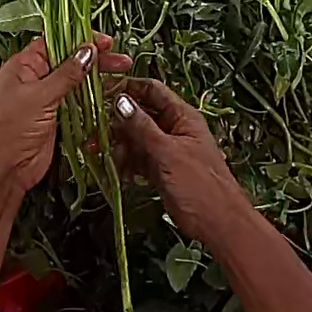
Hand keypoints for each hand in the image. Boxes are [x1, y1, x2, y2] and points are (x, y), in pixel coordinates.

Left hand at [0, 34, 132, 194]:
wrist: (3, 170)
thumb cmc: (9, 130)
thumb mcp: (39, 96)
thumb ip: (66, 73)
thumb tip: (88, 51)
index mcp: (24, 66)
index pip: (55, 42)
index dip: (80, 39)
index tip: (105, 42)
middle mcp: (35, 79)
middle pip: (70, 61)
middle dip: (96, 60)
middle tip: (120, 61)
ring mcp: (47, 99)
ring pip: (76, 82)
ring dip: (98, 79)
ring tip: (121, 76)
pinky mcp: (57, 118)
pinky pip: (78, 103)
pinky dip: (93, 98)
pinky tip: (110, 96)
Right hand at [109, 78, 255, 243]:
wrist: (217, 223)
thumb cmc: (202, 186)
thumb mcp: (168, 152)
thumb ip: (142, 127)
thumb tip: (121, 102)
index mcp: (182, 116)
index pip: (152, 91)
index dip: (128, 89)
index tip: (102, 93)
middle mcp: (174, 129)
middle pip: (139, 115)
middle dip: (117, 123)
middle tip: (94, 132)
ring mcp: (166, 150)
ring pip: (135, 139)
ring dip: (118, 146)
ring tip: (104, 156)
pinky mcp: (160, 170)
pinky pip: (137, 159)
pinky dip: (126, 164)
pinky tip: (117, 173)